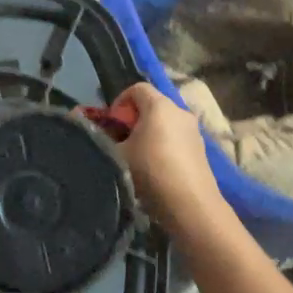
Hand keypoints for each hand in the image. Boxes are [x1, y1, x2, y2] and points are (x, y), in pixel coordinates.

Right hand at [108, 83, 225, 232]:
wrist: (190, 204)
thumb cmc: (150, 171)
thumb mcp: (117, 155)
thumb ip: (101, 138)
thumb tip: (91, 132)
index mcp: (159, 105)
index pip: (136, 88)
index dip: (118, 102)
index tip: (110, 125)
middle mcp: (180, 111)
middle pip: (151, 105)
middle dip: (132, 120)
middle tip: (119, 142)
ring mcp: (194, 130)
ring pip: (164, 123)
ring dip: (148, 134)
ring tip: (136, 158)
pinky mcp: (201, 148)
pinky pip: (176, 138)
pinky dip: (163, 145)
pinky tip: (155, 169)